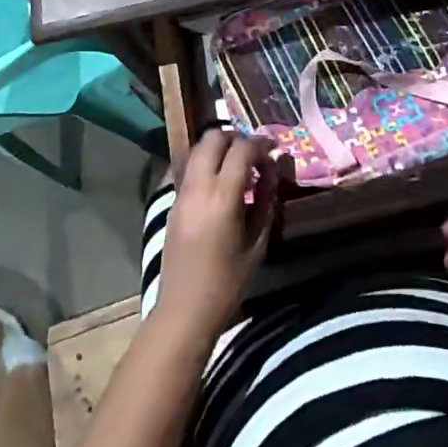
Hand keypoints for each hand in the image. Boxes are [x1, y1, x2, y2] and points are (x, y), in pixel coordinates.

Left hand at [157, 130, 279, 341]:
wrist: (184, 309)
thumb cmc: (228, 283)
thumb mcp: (257, 243)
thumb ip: (266, 200)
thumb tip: (273, 169)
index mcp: (222, 197)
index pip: (241, 150)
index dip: (261, 143)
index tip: (275, 149)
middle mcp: (197, 187)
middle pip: (212, 138)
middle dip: (236, 137)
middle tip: (254, 153)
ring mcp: (181, 192)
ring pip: (197, 149)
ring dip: (219, 148)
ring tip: (240, 167)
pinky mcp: (172, 202)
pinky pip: (190, 168)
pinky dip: (207, 163)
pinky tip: (222, 183)